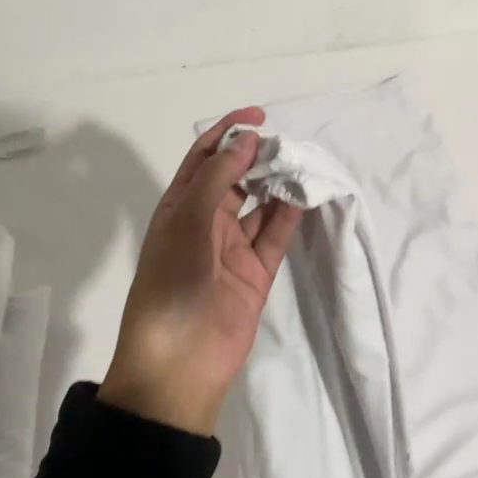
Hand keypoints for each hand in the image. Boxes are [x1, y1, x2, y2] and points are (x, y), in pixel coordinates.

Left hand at [99, 107, 303, 434]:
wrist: (179, 361)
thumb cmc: (171, 283)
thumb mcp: (187, 222)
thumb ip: (218, 178)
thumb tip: (248, 141)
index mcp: (179, 207)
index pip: (204, 158)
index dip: (228, 133)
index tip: (259, 116)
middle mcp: (206, 222)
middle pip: (236, 178)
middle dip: (259, 157)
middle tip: (287, 145)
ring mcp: (233, 248)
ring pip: (261, 205)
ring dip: (278, 184)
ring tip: (301, 165)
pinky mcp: (257, 273)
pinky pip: (276, 236)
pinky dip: (291, 215)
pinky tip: (305, 195)